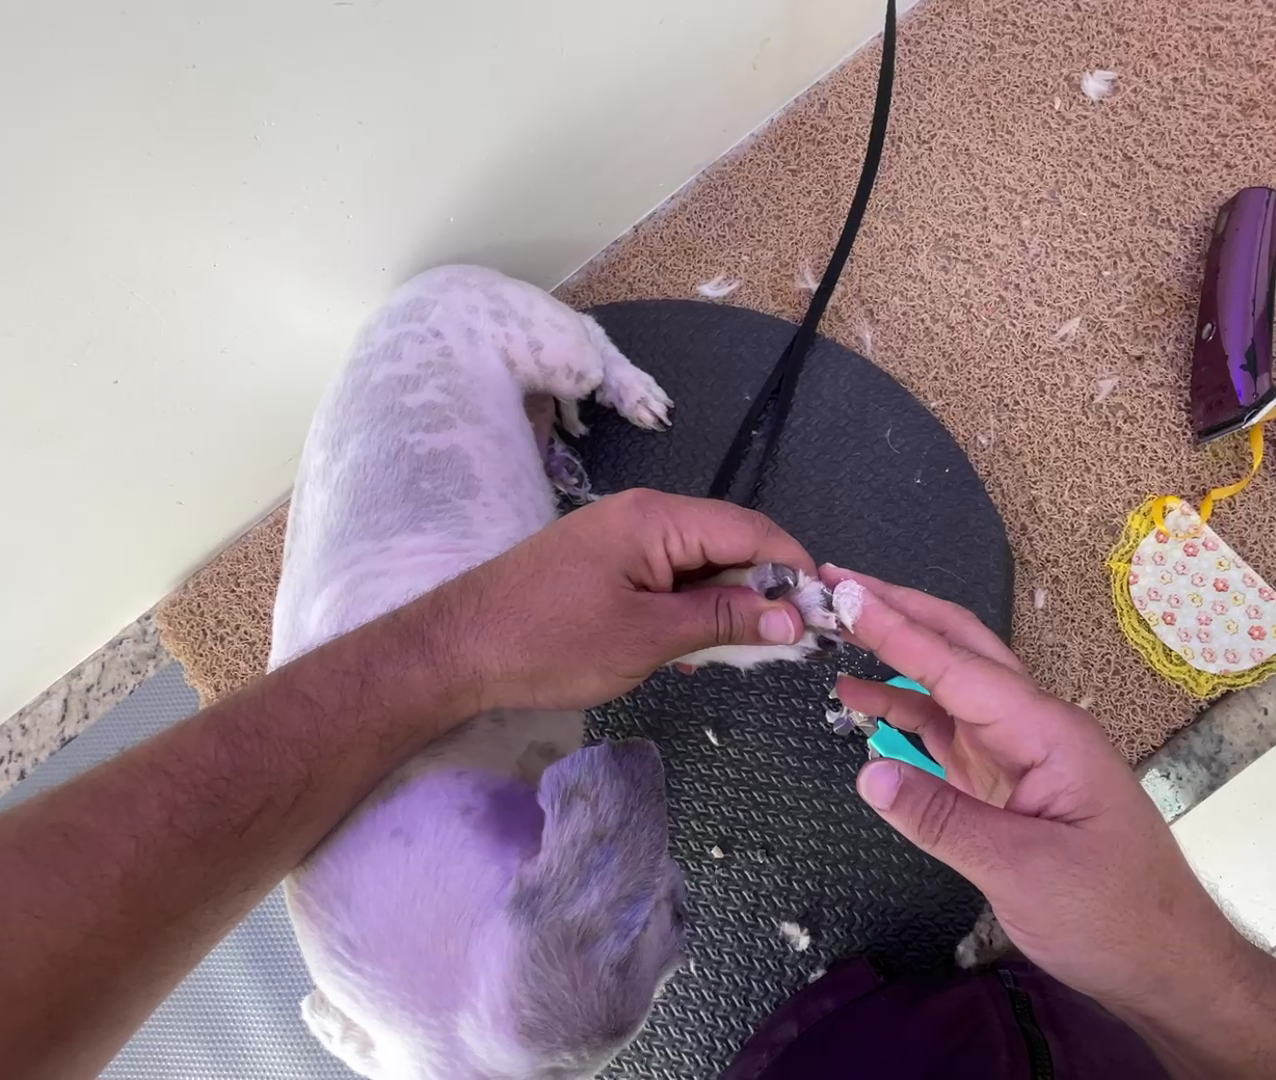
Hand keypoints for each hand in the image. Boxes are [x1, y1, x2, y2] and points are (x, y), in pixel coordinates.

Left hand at [427, 489, 815, 712]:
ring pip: (699, 561)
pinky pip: (667, 574)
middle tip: (783, 642)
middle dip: (761, 589)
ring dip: (724, 601)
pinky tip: (691, 643)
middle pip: (727, 542)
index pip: (750, 529)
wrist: (454, 650)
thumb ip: (724, 619)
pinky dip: (690, 605)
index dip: (792, 567)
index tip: (821, 613)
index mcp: (659, 518)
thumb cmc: (551, 643)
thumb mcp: (649, 637)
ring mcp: (622, 536)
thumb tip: (793, 615)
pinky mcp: (606, 560)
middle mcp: (645, 514)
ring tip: (739, 650)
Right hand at [823, 566, 1255, 1010]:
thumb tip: (866, 775)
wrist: (1167, 964)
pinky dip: (900, 707)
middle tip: (839, 584)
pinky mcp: (999, 775)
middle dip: (899, 610)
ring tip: (838, 627)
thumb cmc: (1111, 915)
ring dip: (894, 653)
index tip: (847, 593)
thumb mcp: (1023, 872)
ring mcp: (1014, 747)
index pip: (957, 666)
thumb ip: (940, 818)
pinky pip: (943, 726)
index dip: (897, 630)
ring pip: (946, 682)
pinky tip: (862, 698)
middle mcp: (1028, 724)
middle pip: (958, 647)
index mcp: (1044, 730)